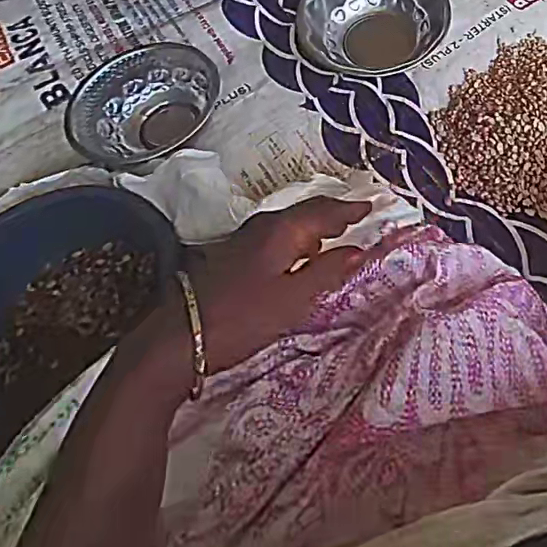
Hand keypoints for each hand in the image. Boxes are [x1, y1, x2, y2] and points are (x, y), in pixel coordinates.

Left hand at [185, 196, 371, 371]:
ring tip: (335, 231)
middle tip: (357, 214)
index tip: (371, 206)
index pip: (324, 210)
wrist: (175, 340)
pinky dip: (297, 235)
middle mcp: (263, 226)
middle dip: (333, 211)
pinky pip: (277, 234)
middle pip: (306, 210)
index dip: (349, 209)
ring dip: (315, 223)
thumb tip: (360, 249)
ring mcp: (244, 239)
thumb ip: (328, 271)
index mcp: (282, 230)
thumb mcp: (293, 299)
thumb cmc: (241, 318)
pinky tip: (299, 252)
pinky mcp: (233, 255)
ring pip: (290, 222)